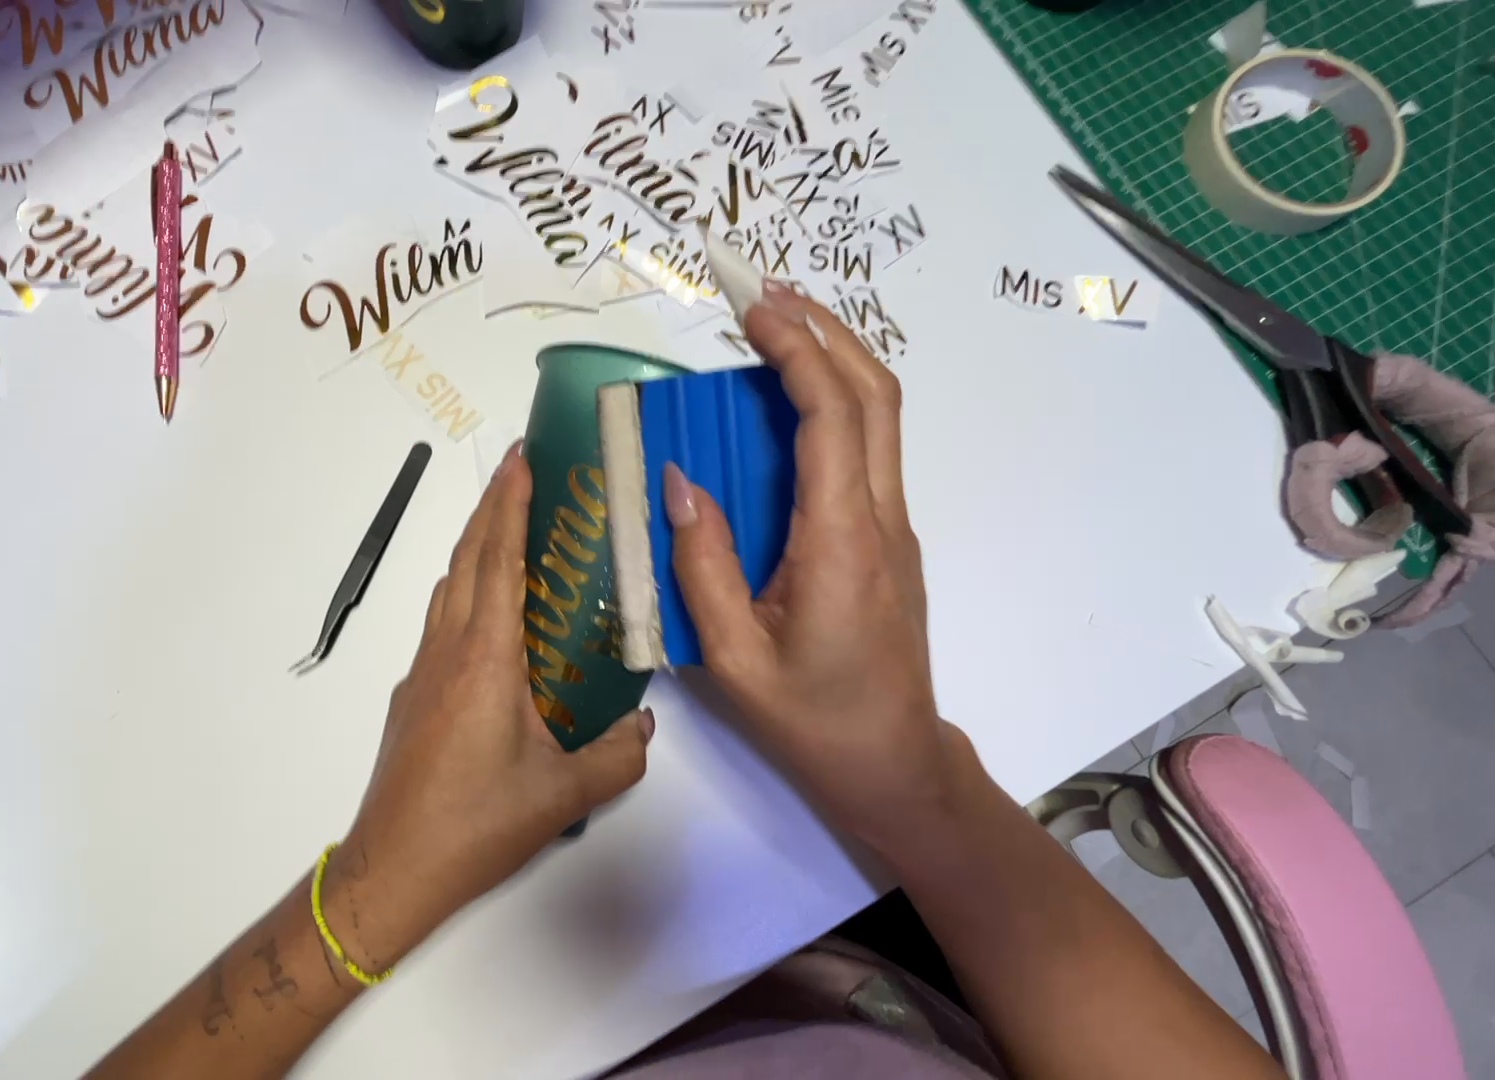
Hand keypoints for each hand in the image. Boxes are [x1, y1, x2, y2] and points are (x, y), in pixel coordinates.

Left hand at [327, 442, 653, 971]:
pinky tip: (486, 607)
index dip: (508, 505)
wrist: (394, 868)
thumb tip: (643, 725)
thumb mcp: (561, 797)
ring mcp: (422, 671)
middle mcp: (448, 650)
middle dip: (491, 507)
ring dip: (474, 545)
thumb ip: (615, 757)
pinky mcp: (413, 694)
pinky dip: (464, 587)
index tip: (520, 459)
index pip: (498, 562)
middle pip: (466, 560)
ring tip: (506, 524)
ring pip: (448, 587)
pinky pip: (441, 619)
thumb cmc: (476, 825)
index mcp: (485, 659)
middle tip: (519, 469)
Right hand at [666, 283, 957, 856]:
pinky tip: (783, 407)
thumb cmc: (810, 719)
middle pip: (875, 396)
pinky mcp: (885, 540)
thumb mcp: (732, 657)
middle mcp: (880, 519)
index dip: (798, 351)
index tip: (753, 309)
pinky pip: (864, 452)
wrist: (893, 764)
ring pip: (880, 419)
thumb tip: (678, 481)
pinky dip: (830, 405)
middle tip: (764, 296)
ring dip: (833, 361)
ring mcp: (892, 528)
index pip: (832, 417)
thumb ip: (702, 565)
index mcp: (841, 542)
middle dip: (824, 331)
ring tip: (773, 331)